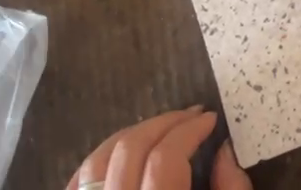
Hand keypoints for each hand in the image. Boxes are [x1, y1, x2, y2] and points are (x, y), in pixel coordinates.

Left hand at [66, 108, 250, 189]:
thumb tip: (224, 150)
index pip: (165, 159)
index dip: (190, 130)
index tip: (210, 120)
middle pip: (130, 151)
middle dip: (165, 123)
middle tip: (191, 117)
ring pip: (96, 162)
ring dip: (132, 135)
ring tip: (161, 131)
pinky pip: (75, 184)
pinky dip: (99, 160)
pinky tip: (123, 156)